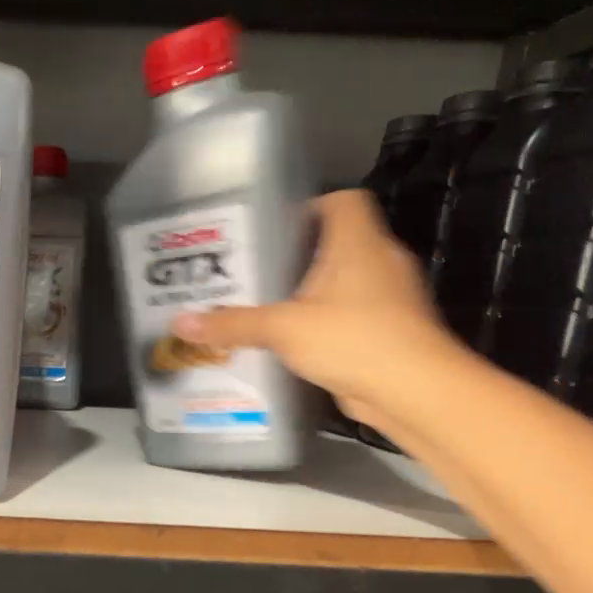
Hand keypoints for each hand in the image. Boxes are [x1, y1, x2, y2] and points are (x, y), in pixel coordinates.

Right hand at [170, 189, 472, 431]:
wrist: (413, 390)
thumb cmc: (353, 339)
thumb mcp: (282, 329)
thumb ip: (232, 324)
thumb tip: (179, 323)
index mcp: (359, 243)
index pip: (342, 201)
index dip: (309, 207)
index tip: (272, 229)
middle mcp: (379, 261)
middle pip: (337, 242)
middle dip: (296, 256)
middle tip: (253, 272)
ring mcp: (390, 297)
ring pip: (344, 282)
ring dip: (310, 293)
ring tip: (265, 308)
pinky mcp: (390, 330)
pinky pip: (350, 315)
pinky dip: (324, 323)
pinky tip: (292, 342)